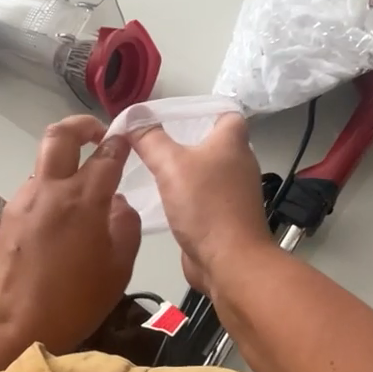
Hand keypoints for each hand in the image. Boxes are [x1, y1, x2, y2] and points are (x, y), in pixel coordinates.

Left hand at [0, 115, 140, 352]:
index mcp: (84, 199)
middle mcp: (51, 190)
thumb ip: (126, 226)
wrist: (12, 326)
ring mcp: (25, 200)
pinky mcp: (9, 215)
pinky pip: (35, 187)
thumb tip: (118, 203)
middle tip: (100, 135)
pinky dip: (52, 188)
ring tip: (84, 186)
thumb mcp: (118, 269)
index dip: (121, 142)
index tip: (130, 138)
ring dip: (65, 160)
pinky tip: (63, 218)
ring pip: (45, 161)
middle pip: (61, 135)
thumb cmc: (74, 302)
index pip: (107, 155)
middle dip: (83, 125)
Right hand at [129, 114, 274, 291]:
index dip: (202, 110)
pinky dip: (186, 196)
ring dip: (184, 170)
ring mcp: (234, 193)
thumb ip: (150, 139)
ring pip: (207, 172)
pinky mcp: (225, 217)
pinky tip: (161, 199)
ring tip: (151, 168)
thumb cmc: (206, 205)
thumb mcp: (171, 165)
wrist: (230, 261)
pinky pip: (203, 198)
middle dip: (185, 140)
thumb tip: (133, 116)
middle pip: (213, 143)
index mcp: (233, 142)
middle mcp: (239, 164)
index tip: (174, 114)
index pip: (226, 113)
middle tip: (152, 140)